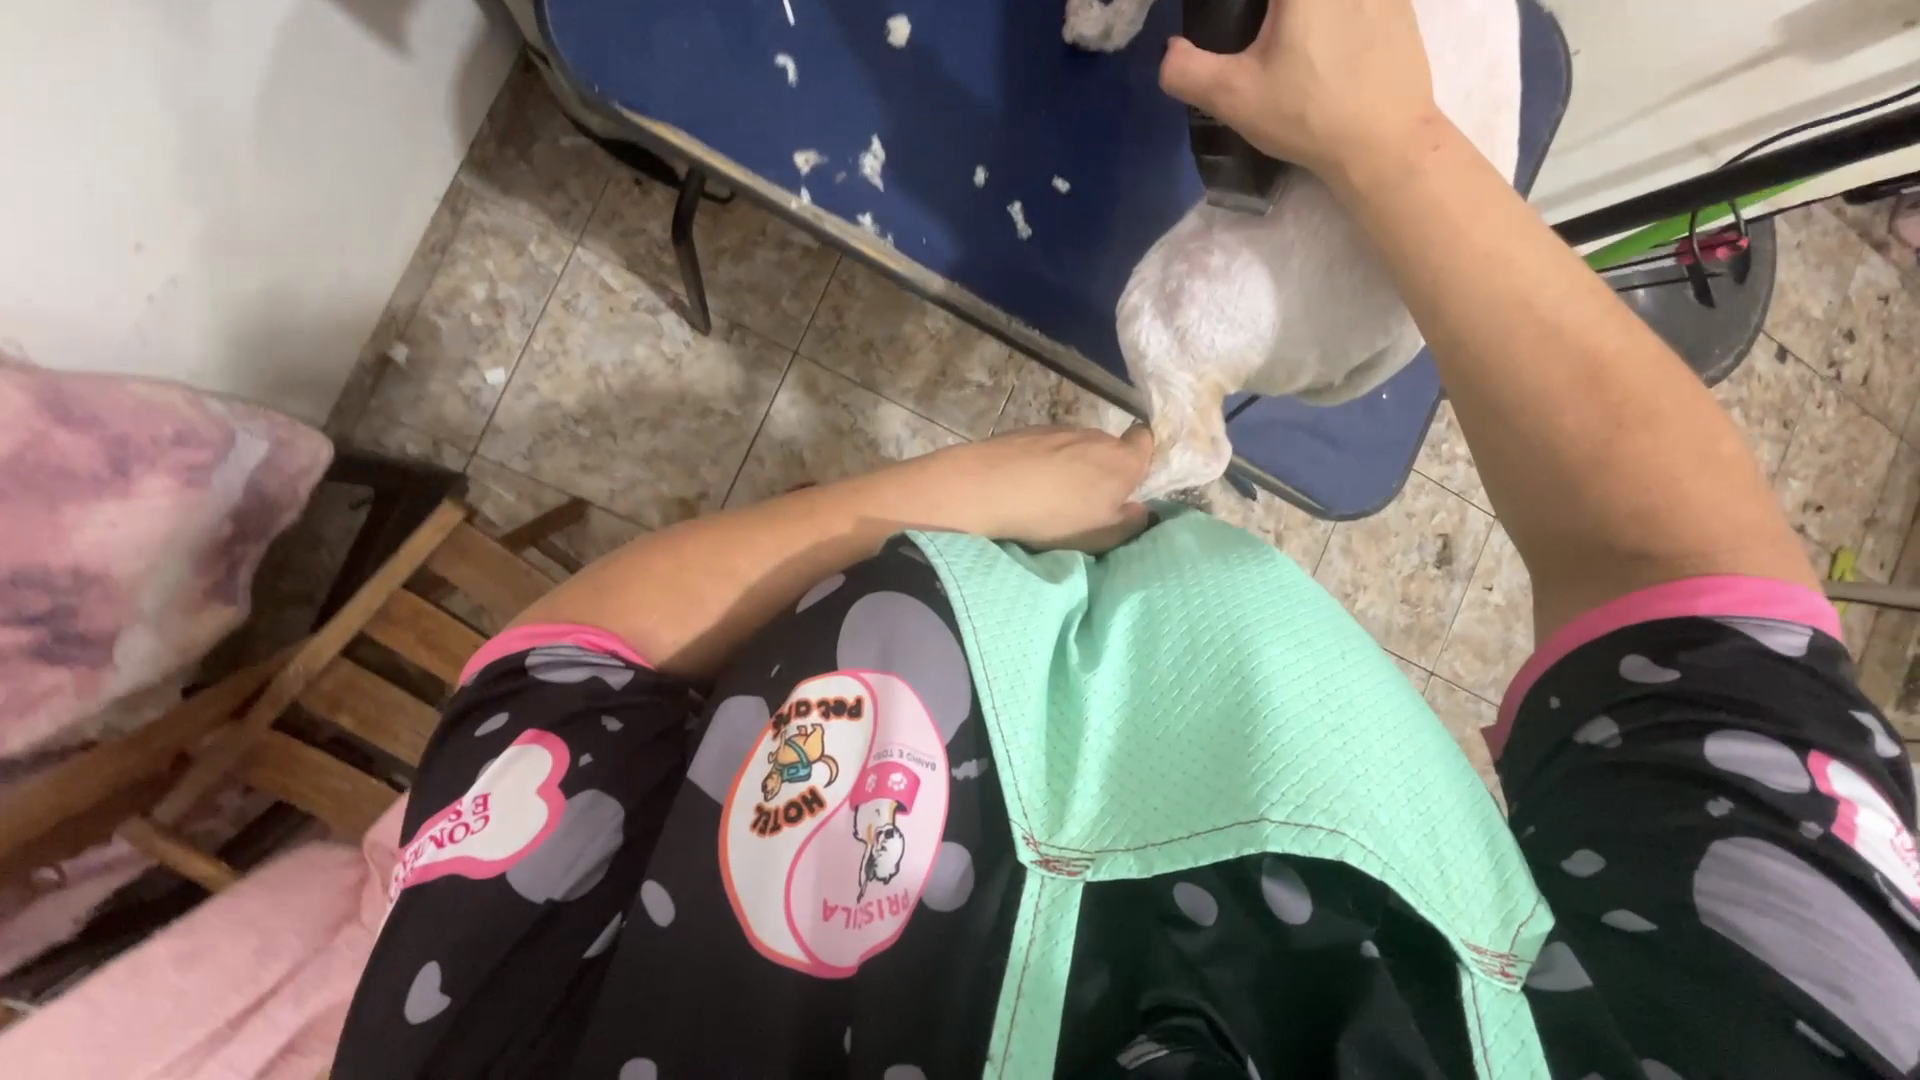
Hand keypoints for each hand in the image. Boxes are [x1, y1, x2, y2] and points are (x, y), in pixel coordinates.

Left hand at [914, 425, 1154, 552]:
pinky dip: (1042, 462)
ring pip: (1075, 447)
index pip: (1144, 441)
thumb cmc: (1056, 516)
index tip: (1126, 480)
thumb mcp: (1100, 535)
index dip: (1138, 456)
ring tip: (1048, 495)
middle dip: (1100, 469)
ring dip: (1069, 465)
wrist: (990, 487)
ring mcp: (1060, 430)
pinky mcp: (1028, 430)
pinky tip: (1025, 483)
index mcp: (1122, 461)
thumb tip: (1140, 509)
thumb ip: (1128, 522)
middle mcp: (1096, 436)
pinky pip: (1046, 447)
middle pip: (1108, 447)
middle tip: (1083, 501)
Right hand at [1158, 0, 1438, 176]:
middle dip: (1262, 18)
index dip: (1230, 12)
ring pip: (1316, 5)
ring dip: (1294, 21)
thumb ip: (1187, 70)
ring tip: (1291, 56)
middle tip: (1249, 36)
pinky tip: (1326, 53)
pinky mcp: (1398, 2)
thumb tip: (1170, 52)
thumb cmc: (1307, 115)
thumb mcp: (1233, 97)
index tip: (1222, 27)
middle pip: (1279, 3)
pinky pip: (1351, 6)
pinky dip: (1331, 20)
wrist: (1385, 142)